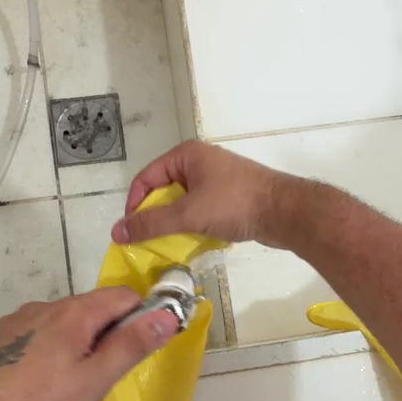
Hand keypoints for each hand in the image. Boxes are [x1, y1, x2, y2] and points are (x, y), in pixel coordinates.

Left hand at [0, 288, 178, 400]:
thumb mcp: (93, 381)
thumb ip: (132, 346)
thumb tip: (168, 315)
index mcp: (71, 313)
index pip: (122, 294)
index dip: (141, 315)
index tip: (143, 347)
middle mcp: (40, 308)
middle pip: (89, 308)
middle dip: (107, 333)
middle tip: (105, 377)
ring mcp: (12, 323)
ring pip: (59, 323)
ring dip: (76, 343)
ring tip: (68, 388)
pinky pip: (32, 337)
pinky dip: (46, 353)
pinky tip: (34, 388)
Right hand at [113, 141, 310, 248]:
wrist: (285, 212)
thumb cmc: (234, 204)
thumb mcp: (188, 214)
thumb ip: (151, 223)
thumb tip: (117, 232)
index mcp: (186, 155)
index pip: (146, 178)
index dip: (135, 205)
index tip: (130, 232)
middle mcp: (199, 163)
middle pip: (163, 191)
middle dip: (155, 216)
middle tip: (148, 241)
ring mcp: (215, 180)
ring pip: (182, 203)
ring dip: (174, 224)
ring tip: (169, 244)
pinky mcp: (228, 197)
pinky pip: (200, 210)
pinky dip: (192, 226)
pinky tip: (193, 243)